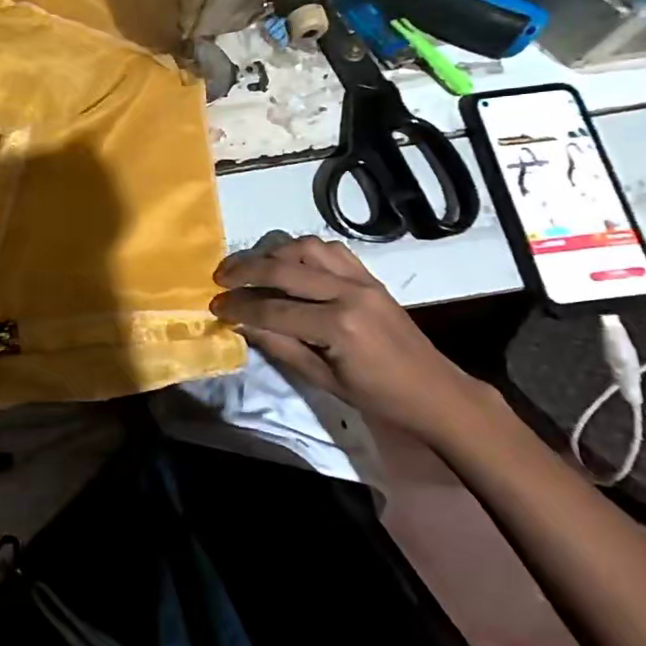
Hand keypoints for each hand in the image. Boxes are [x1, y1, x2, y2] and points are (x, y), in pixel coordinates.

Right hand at [211, 235, 491, 439]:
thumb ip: (280, 346)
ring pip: (308, 248)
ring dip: (274, 253)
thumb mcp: (323, 380)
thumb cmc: (377, 396)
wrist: (431, 389)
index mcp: (338, 326)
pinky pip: (332, 250)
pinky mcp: (370, 275)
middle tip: (220, 276)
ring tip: (251, 266)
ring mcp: (362, 279)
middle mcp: (349, 292)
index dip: (239, 305)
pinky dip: (304, 250)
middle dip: (247, 270)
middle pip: (285, 269)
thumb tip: (241, 322)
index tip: (214, 304)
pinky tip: (289, 262)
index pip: (274, 308)